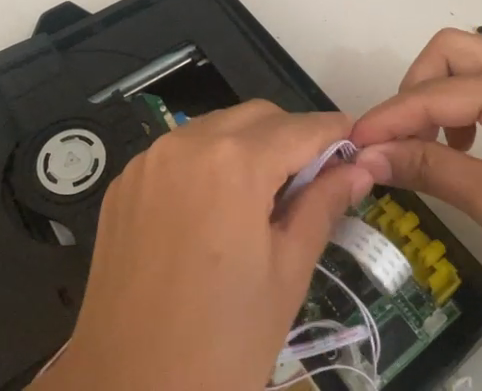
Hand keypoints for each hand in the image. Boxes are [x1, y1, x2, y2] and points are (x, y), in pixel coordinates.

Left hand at [33, 101, 373, 390]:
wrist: (129, 387)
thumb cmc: (223, 340)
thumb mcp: (287, 274)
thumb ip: (322, 207)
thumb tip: (358, 169)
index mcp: (234, 162)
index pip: (299, 128)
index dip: (332, 134)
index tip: (354, 147)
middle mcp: (186, 143)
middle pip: (255, 117)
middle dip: (290, 138)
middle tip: (313, 182)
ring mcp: (148, 161)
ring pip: (213, 128)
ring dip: (247, 147)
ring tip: (264, 201)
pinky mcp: (124, 184)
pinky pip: (176, 153)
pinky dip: (205, 164)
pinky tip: (214, 211)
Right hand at [349, 28, 481, 339]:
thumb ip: (430, 168)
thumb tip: (370, 153)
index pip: (437, 91)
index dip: (389, 116)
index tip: (350, 142)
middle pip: (454, 52)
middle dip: (414, 89)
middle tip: (395, 142)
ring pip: (477, 67)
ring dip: (442, 97)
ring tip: (428, 151)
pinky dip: (470, 109)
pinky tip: (467, 151)